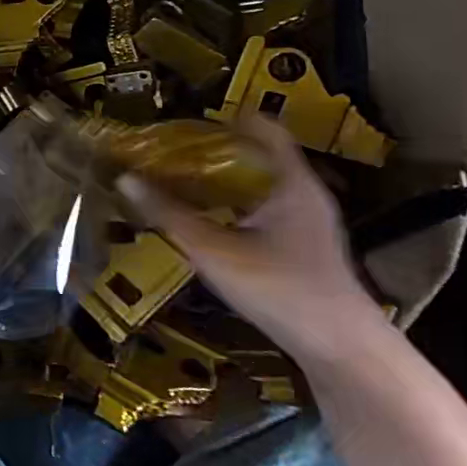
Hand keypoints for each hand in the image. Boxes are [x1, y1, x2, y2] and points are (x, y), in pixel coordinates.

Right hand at [116, 114, 390, 362]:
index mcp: (290, 182)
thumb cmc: (280, 288)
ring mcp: (305, 221)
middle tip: (167, 150)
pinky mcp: (301, 245)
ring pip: (258, 183)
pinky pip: (260, 206)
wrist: (340, 348)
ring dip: (220, 178)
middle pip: (257, 155)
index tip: (185, 119)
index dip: (226, 117)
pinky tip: (203, 216)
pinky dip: (230, 201)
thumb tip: (125, 178)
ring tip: (176, 179)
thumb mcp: (214, 250)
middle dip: (213, 149)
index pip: (264, 129)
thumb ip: (169, 214)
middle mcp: (302, 193)